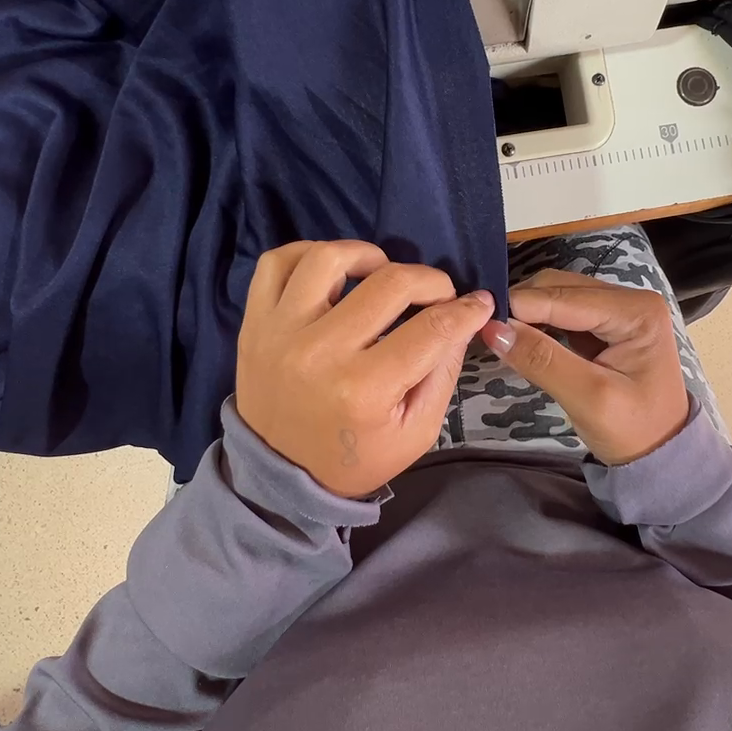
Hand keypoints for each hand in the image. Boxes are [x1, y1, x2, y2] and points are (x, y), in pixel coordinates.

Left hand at [236, 240, 493, 497]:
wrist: (277, 477)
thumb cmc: (355, 458)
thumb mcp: (416, 432)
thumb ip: (443, 371)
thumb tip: (464, 315)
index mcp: (365, 390)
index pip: (431, 328)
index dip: (465, 310)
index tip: (477, 303)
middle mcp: (320, 353)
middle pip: (390, 284)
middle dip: (430, 281)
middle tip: (437, 294)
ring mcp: (280, 332)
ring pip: (329, 259)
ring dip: (369, 255)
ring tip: (383, 272)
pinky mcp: (254, 322)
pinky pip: (277, 262)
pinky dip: (310, 253)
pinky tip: (335, 270)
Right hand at [479, 269, 688, 465]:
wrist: (660, 455)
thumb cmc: (633, 431)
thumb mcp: (588, 399)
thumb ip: (542, 360)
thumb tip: (494, 329)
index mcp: (636, 311)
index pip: (565, 297)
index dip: (520, 306)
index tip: (481, 323)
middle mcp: (629, 299)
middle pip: (559, 287)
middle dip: (522, 306)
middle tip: (486, 330)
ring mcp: (617, 309)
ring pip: (556, 294)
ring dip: (527, 312)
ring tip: (499, 334)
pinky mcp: (604, 323)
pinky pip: (561, 310)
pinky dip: (538, 321)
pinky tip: (520, 338)